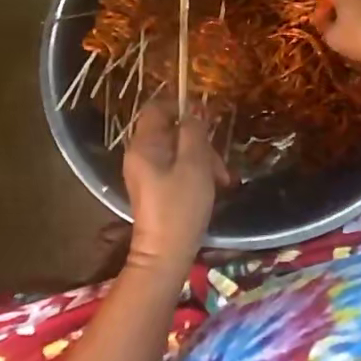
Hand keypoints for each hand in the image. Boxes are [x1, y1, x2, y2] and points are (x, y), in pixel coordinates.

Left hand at [121, 98, 227, 269]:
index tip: (206, 118)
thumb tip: (192, 111)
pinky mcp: (153, 188)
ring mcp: (144, 172)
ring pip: (176, 150)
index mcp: (144, 144)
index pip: (156, 107)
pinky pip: (173, 168)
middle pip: (170, 130)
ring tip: (222, 179)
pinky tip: (212, 187)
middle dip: (199, 141)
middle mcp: (139, 154)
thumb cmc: (180, 206)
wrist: (164, 255)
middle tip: (219, 162)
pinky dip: (193, 172)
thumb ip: (193, 132)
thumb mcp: (194, 164)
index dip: (181, 106)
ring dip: (201, 159)